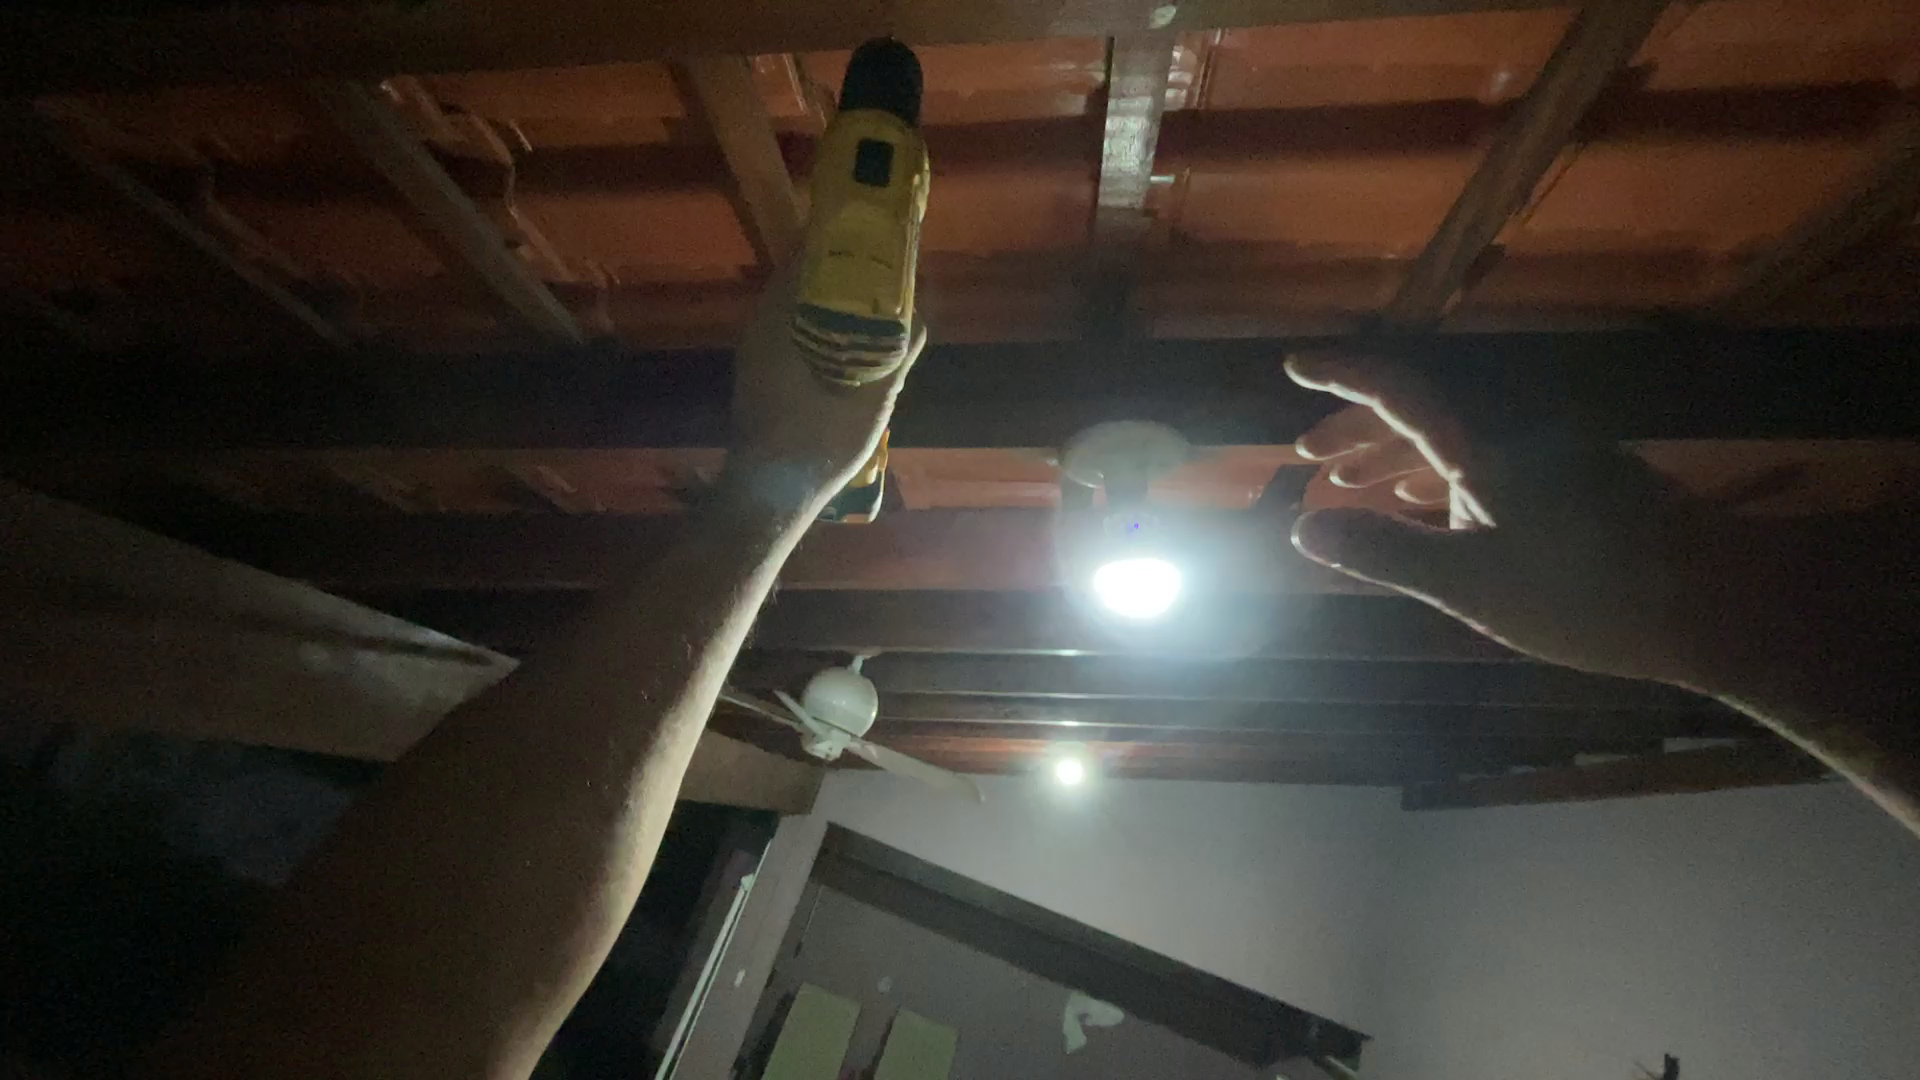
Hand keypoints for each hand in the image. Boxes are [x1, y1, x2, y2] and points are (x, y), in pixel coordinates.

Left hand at [725, 261, 926, 507]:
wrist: (772, 491)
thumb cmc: (818, 444)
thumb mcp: (871, 402)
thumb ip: (895, 358)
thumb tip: (920, 322)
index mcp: (783, 323)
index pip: (806, 261)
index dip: (838, 245)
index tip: (871, 239)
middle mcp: (762, 328)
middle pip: (799, 282)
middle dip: (838, 275)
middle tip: (880, 273)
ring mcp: (754, 351)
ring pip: (791, 309)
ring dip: (826, 304)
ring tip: (869, 306)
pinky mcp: (755, 373)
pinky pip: (785, 334)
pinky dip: (814, 330)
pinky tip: (844, 346)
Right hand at [1284, 354, 1754, 688]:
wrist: (1724, 608)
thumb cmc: (1586, 595)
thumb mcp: (1466, 583)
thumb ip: (1380, 550)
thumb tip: (1300, 527)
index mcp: (1488, 445)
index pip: (1400, 391)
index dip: (1342, 375)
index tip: (1295, 363)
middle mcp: (1516, 430)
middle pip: (1421, 408)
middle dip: (1356, 427)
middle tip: (1308, 454)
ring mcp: (1548, 449)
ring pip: (1453, 433)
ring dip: (1393, 451)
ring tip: (1350, 482)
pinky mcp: (1569, 472)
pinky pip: (1484, 452)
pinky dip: (1436, 469)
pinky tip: (1417, 500)